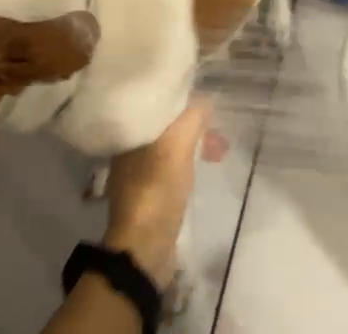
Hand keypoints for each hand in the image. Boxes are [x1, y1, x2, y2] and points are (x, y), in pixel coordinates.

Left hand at [100, 98, 212, 285]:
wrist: (144, 247)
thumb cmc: (158, 190)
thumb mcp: (178, 147)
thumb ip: (191, 118)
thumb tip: (205, 100)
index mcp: (129, 130)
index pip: (157, 102)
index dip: (185, 100)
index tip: (208, 106)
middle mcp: (128, 146)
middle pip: (165, 124)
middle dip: (194, 125)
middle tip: (218, 136)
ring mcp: (136, 171)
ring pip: (170, 145)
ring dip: (194, 144)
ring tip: (218, 153)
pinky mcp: (147, 192)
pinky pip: (170, 165)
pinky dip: (187, 162)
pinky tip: (200, 169)